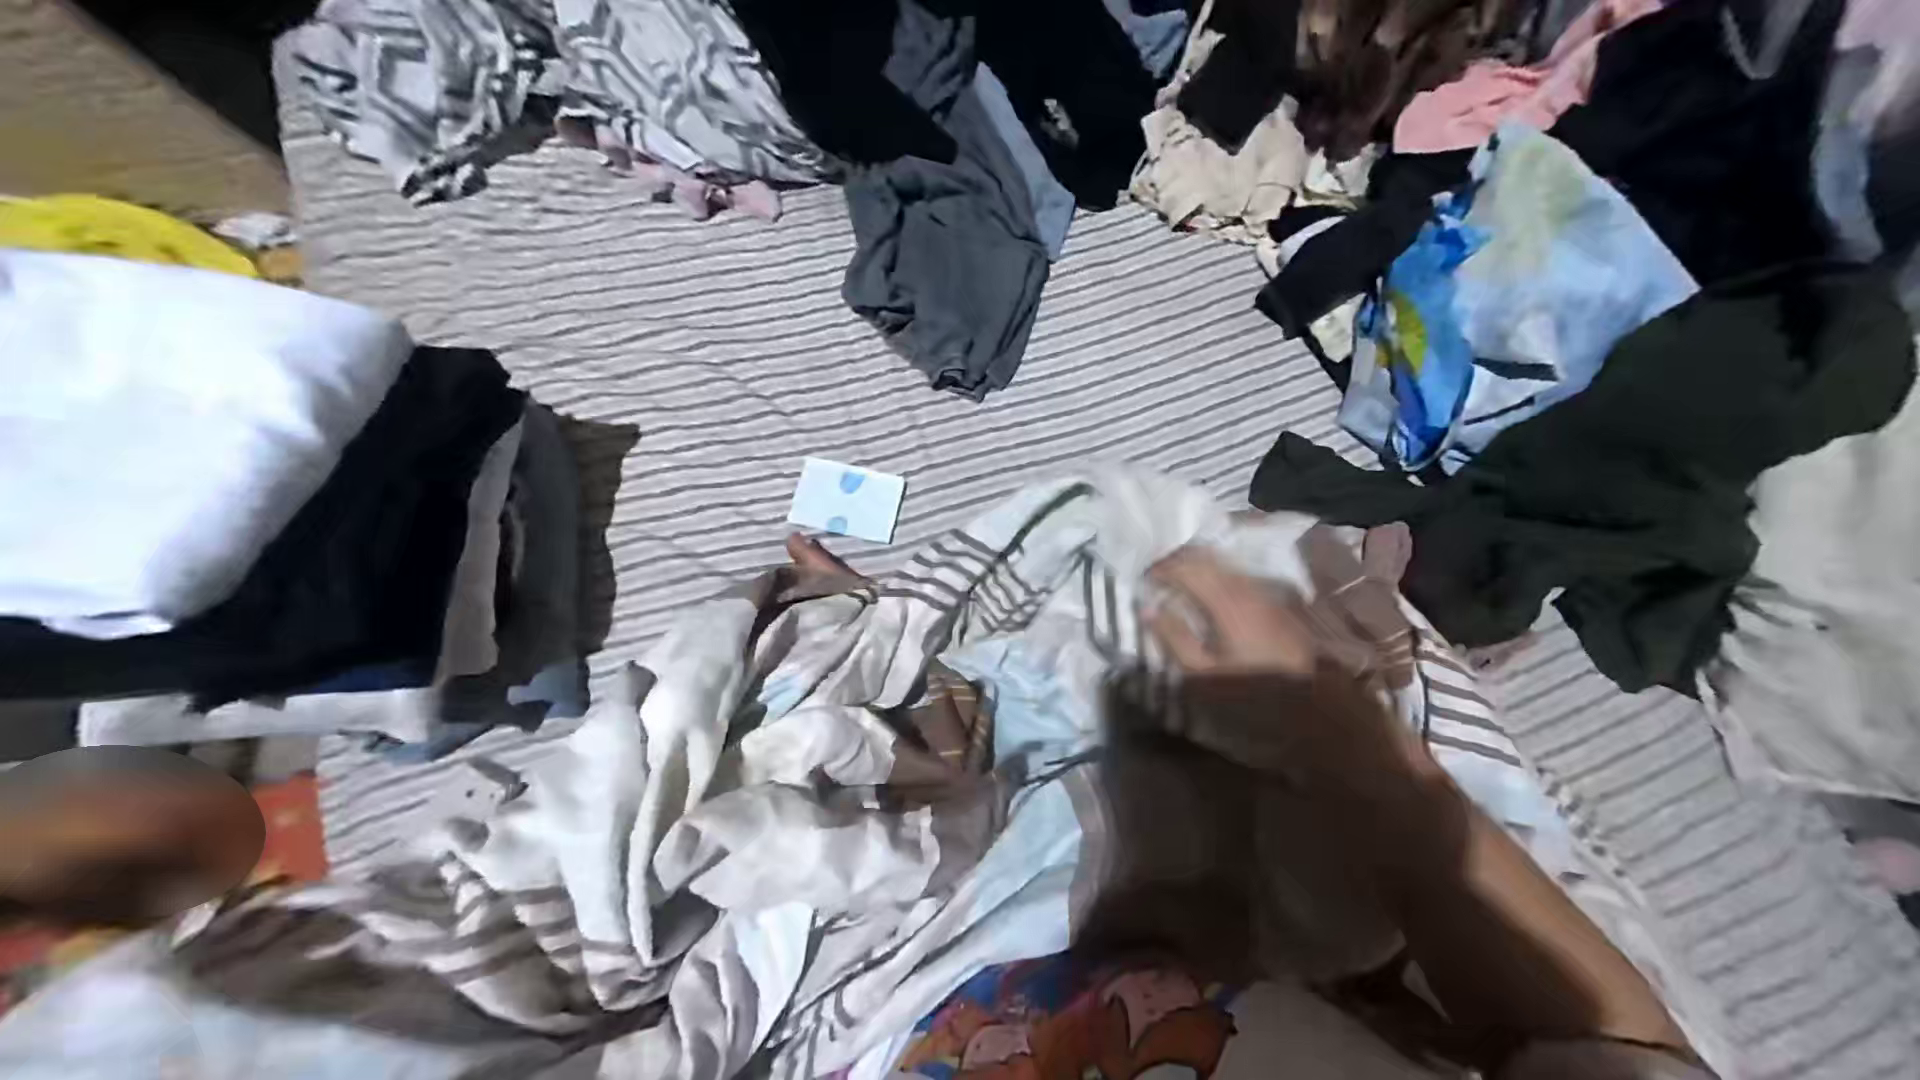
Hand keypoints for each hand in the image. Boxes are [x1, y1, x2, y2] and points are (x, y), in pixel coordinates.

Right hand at [1142, 546, 1455, 823]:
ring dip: (1200, 569)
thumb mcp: (1205, 680)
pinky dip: (1220, 581)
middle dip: (1178, 561)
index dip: (1159, 566)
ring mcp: (1273, 599)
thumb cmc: (1259, 707)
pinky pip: (1243, 581)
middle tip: (1155, 577)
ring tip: (1179, 587)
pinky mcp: (1285, 611)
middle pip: (1209, 557)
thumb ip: (1175, 639)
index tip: (1140, 578)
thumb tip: (1148, 607)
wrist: (1331, 729)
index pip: (1186, 564)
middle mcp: (1252, 590)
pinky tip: (1213, 600)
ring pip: (1228, 567)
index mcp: (1228, 603)